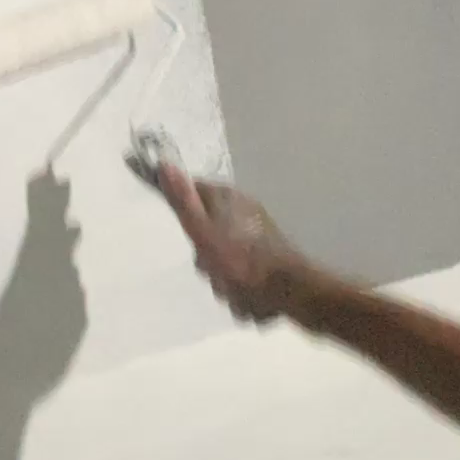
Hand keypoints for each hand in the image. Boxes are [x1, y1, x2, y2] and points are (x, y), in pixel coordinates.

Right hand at [152, 163, 309, 323]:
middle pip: (204, 228)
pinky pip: (243, 270)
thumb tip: (163, 162)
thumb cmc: (242, 263)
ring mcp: (258, 233)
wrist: (296, 296)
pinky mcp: (271, 256)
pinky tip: (247, 297)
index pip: (189, 193)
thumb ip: (181, 200)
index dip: (183, 215)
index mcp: (225, 197)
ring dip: (223, 276)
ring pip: (223, 253)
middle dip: (205, 255)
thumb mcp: (202, 231)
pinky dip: (242, 285)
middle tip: (213, 268)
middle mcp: (242, 209)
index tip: (190, 236)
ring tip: (233, 289)